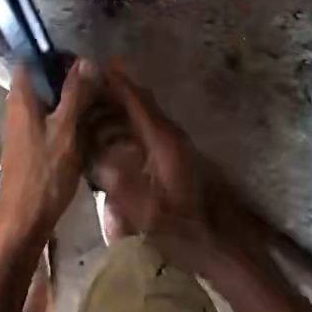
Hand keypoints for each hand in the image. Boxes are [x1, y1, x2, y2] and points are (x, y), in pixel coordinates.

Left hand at [0, 60, 95, 246]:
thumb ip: (75, 94)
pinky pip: (50, 118)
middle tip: (99, 83)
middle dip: (69, 77)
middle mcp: (17, 104)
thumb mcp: (66, 129)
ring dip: (71, 99)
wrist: (24, 219)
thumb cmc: (44, 172)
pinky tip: (89, 127)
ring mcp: (22, 124)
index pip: (32, 58)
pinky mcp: (30, 142)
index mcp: (21, 95)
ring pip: (48, 100)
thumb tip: (86, 61)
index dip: (55, 54)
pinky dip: (68, 118)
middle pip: (42, 78)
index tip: (83, 61)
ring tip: (100, 103)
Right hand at [90, 61, 239, 274]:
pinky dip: (131, 119)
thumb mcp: (145, 213)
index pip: (137, 102)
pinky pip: (150, 126)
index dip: (118, 82)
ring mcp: (176, 145)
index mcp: (163, 142)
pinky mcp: (176, 156)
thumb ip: (118, 184)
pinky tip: (116, 130)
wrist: (219, 246)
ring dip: (124, 103)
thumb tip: (94, 159)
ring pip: (147, 113)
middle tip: (92, 78)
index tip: (98, 65)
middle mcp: (171, 135)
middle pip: (143, 101)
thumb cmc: (183, 229)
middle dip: (118, 87)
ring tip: (98, 100)